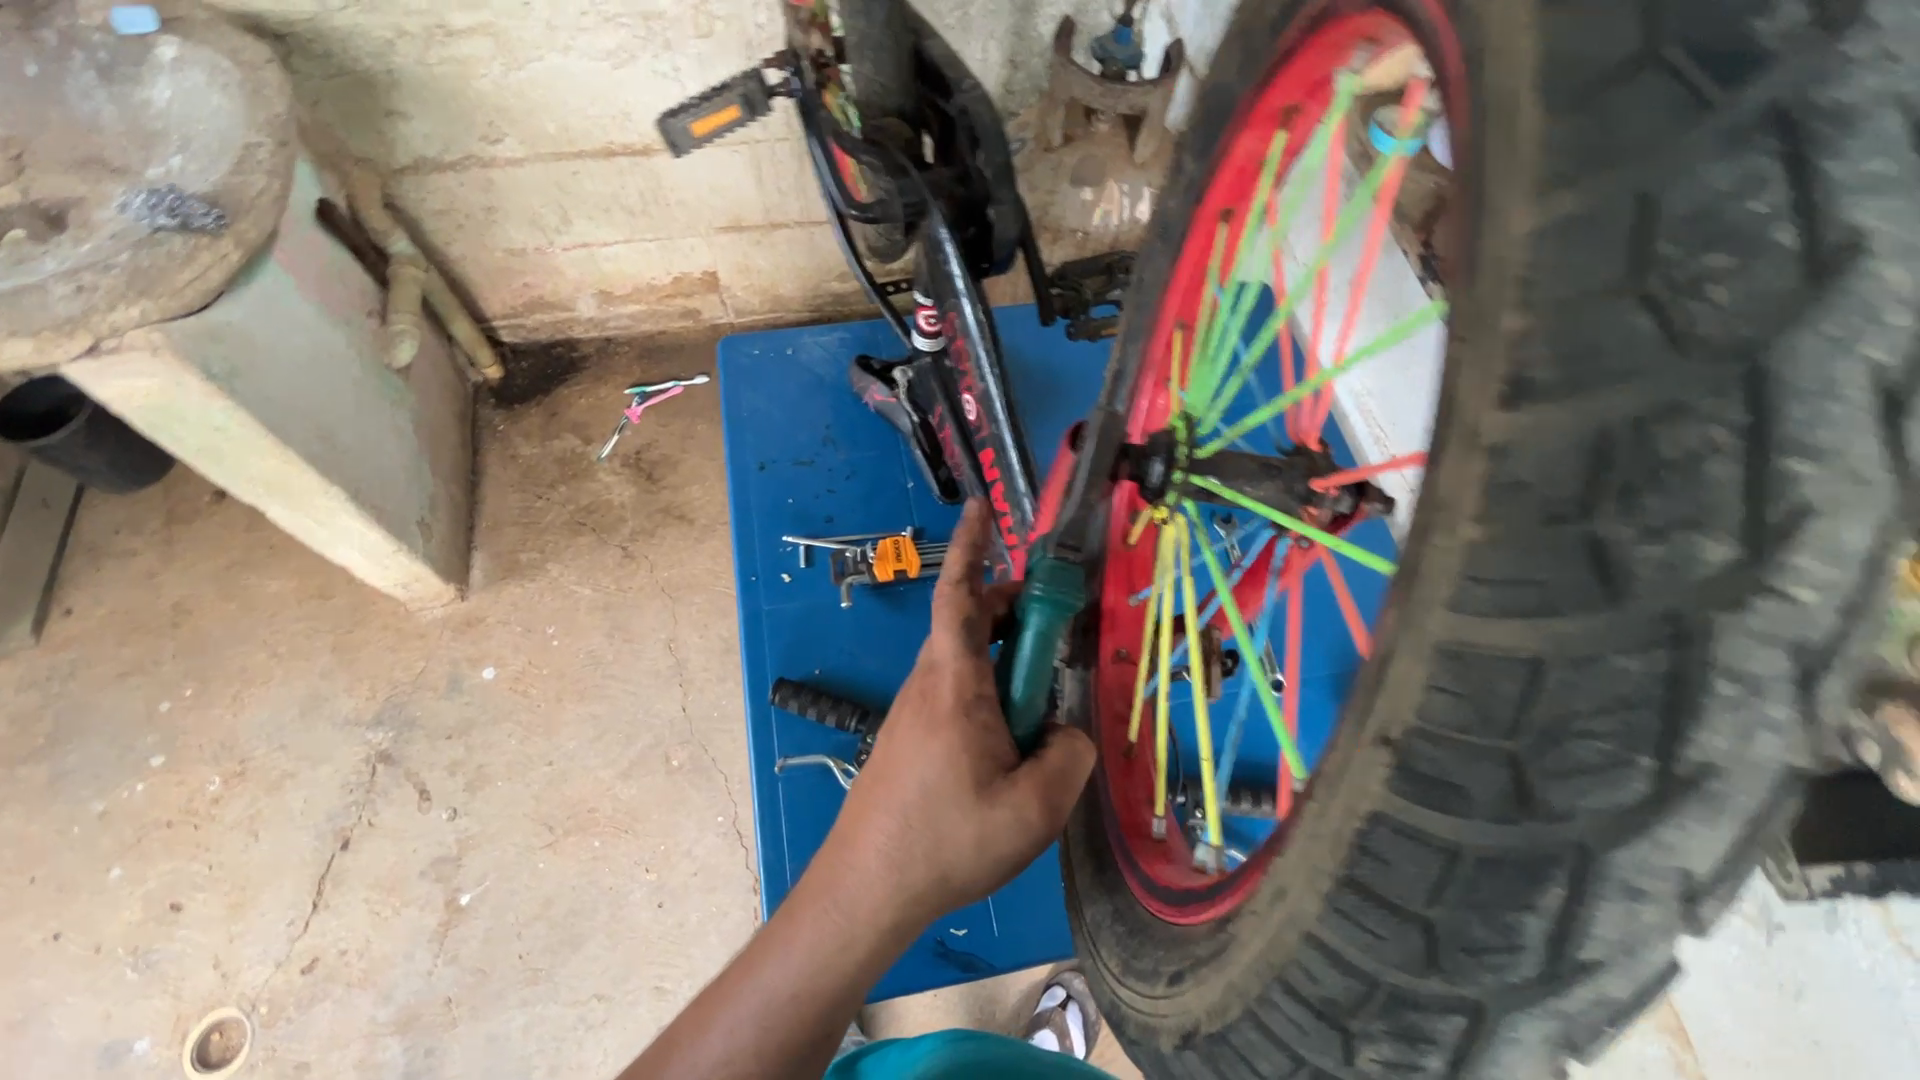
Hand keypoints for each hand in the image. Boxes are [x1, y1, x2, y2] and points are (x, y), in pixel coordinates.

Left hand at [814, 499, 1097, 926]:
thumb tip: (1068, 733)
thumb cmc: (946, 839)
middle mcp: (927, 684)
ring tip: (1040, 693)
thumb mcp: (1034, 808)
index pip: (959, 595)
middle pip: (966, 622)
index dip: (970, 547)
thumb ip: (1069, 757)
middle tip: (1053, 623)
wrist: (866, 888)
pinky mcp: (908, 739)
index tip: (980, 508)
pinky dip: (986, 692)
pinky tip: (1010, 742)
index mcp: (954, 682)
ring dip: (1001, 657)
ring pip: (962, 661)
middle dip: (1008, 607)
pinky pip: (953, 694)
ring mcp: (912, 712)